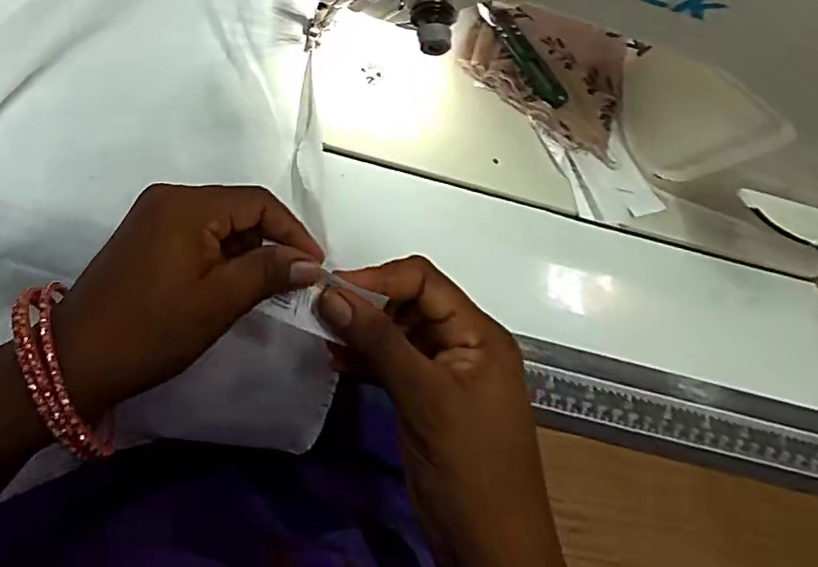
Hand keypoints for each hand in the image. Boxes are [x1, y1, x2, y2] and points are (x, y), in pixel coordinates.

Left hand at [54, 184, 323, 419]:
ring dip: (245, 249)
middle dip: (270, 240)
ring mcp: (152, 214)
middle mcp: (169, 197)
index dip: (293, 231)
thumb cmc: (151, 330)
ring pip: (218, 221)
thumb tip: (310, 262)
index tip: (315, 265)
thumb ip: (268, 272)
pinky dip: (219, 253)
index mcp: (187, 204)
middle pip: (237, 208)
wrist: (73, 361)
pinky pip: (195, 232)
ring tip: (263, 286)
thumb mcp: (218, 302)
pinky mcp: (143, 234)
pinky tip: (228, 283)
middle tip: (292, 279)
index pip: (257, 202)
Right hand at [318, 256, 563, 566]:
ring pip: (398, 332)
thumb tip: (333, 294)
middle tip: (324, 310)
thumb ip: (380, 342)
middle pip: (410, 302)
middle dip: (368, 304)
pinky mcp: (428, 397)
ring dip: (363, 332)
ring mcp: (446, 372)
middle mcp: (464, 343)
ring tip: (326, 335)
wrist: (492, 552)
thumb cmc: (472, 470)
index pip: (425, 281)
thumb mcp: (425, 399)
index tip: (335, 287)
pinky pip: (394, 362)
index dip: (379, 278)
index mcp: (478, 333)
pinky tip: (340, 361)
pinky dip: (367, 359)